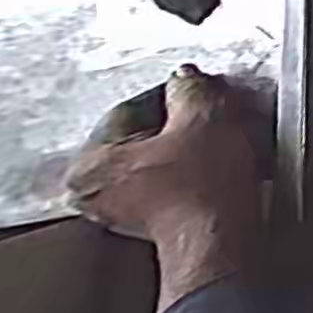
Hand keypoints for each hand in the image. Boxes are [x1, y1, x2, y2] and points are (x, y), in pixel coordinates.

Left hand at [68, 65, 262, 310]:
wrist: (222, 234)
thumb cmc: (205, 182)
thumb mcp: (205, 117)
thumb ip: (189, 88)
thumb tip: (184, 77)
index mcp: (90, 162)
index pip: (131, 106)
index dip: (175, 93)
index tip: (204, 91)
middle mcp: (91, 189)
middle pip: (143, 131)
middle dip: (181, 120)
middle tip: (214, 114)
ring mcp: (117, 208)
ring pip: (156, 154)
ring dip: (188, 142)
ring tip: (220, 139)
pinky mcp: (146, 218)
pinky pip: (166, 176)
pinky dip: (189, 165)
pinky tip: (214, 162)